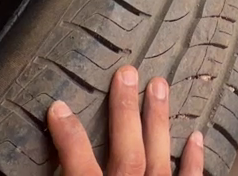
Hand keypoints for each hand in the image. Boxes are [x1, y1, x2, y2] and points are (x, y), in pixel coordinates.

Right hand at [47, 65, 205, 175]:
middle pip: (128, 151)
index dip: (68, 134)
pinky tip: (197, 136)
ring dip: (159, 120)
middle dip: (126, 109)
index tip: (58, 106)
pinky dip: (194, 160)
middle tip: (128, 72)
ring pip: (160, 157)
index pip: (77, 163)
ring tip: (159, 84)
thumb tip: (41, 171)